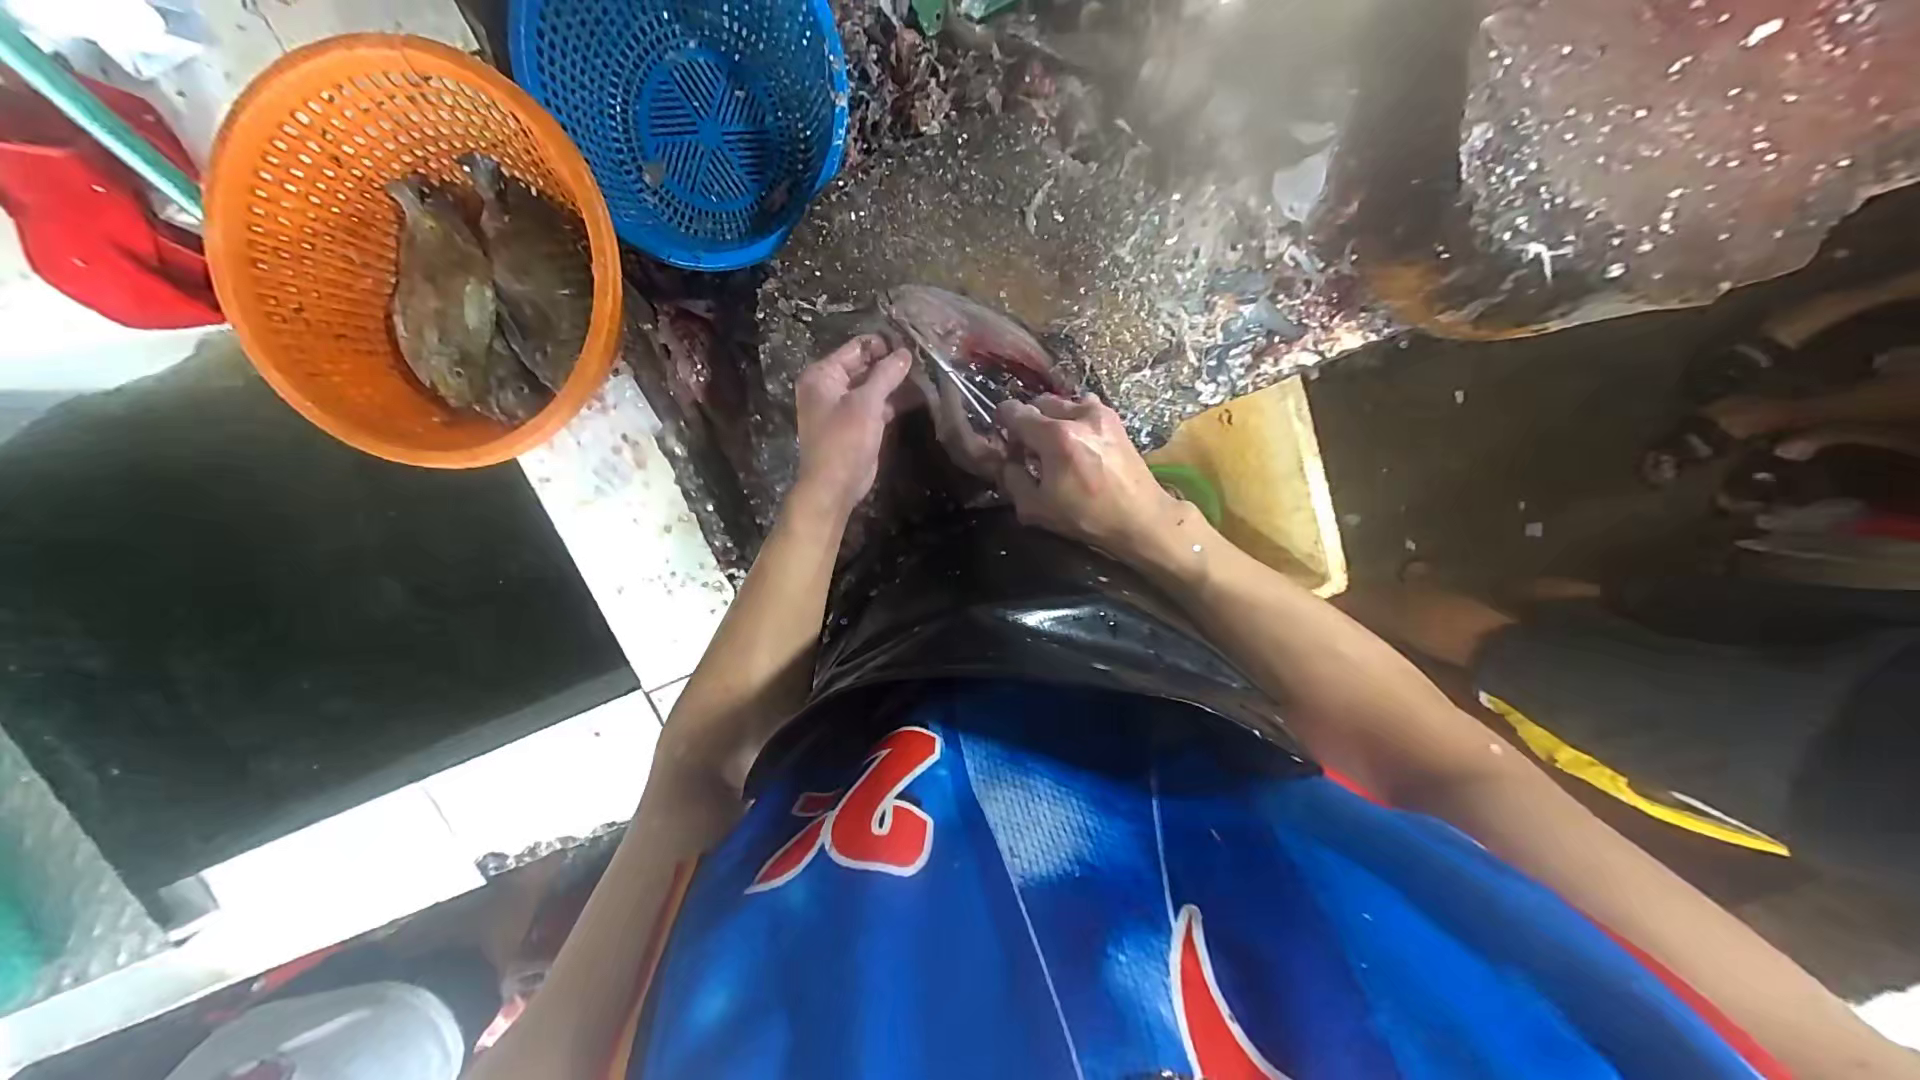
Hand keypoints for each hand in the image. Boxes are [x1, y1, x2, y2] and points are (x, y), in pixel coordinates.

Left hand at [793, 335, 913, 518]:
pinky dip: (892, 402)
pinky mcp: (856, 425)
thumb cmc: (844, 440)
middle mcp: (829, 387)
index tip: (911, 344)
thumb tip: (905, 353)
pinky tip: (917, 396)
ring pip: (872, 387)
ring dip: (894, 383)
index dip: (882, 345)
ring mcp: (842, 407)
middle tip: (922, 358)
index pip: (855, 348)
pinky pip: (875, 405)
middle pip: (864, 366)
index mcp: (822, 375)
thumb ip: (886, 375)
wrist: (834, 486)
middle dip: (890, 364)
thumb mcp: (866, 403)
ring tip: (924, 374)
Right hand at [995, 393, 1194, 569]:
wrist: (1140, 517)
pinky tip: (1077, 443)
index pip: (1013, 411)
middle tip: (1030, 448)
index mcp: (1054, 436)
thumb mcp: (1036, 508)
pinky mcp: (1115, 419)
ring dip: (1052, 418)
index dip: (1002, 423)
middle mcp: (1077, 415)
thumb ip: (1012, 480)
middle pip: (1038, 402)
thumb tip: (1006, 462)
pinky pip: (1083, 407)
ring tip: (1055, 445)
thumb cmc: (1087, 517)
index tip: (1006, 441)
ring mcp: (1100, 413)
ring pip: (1061, 402)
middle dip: (1029, 421)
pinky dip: (1074, 419)